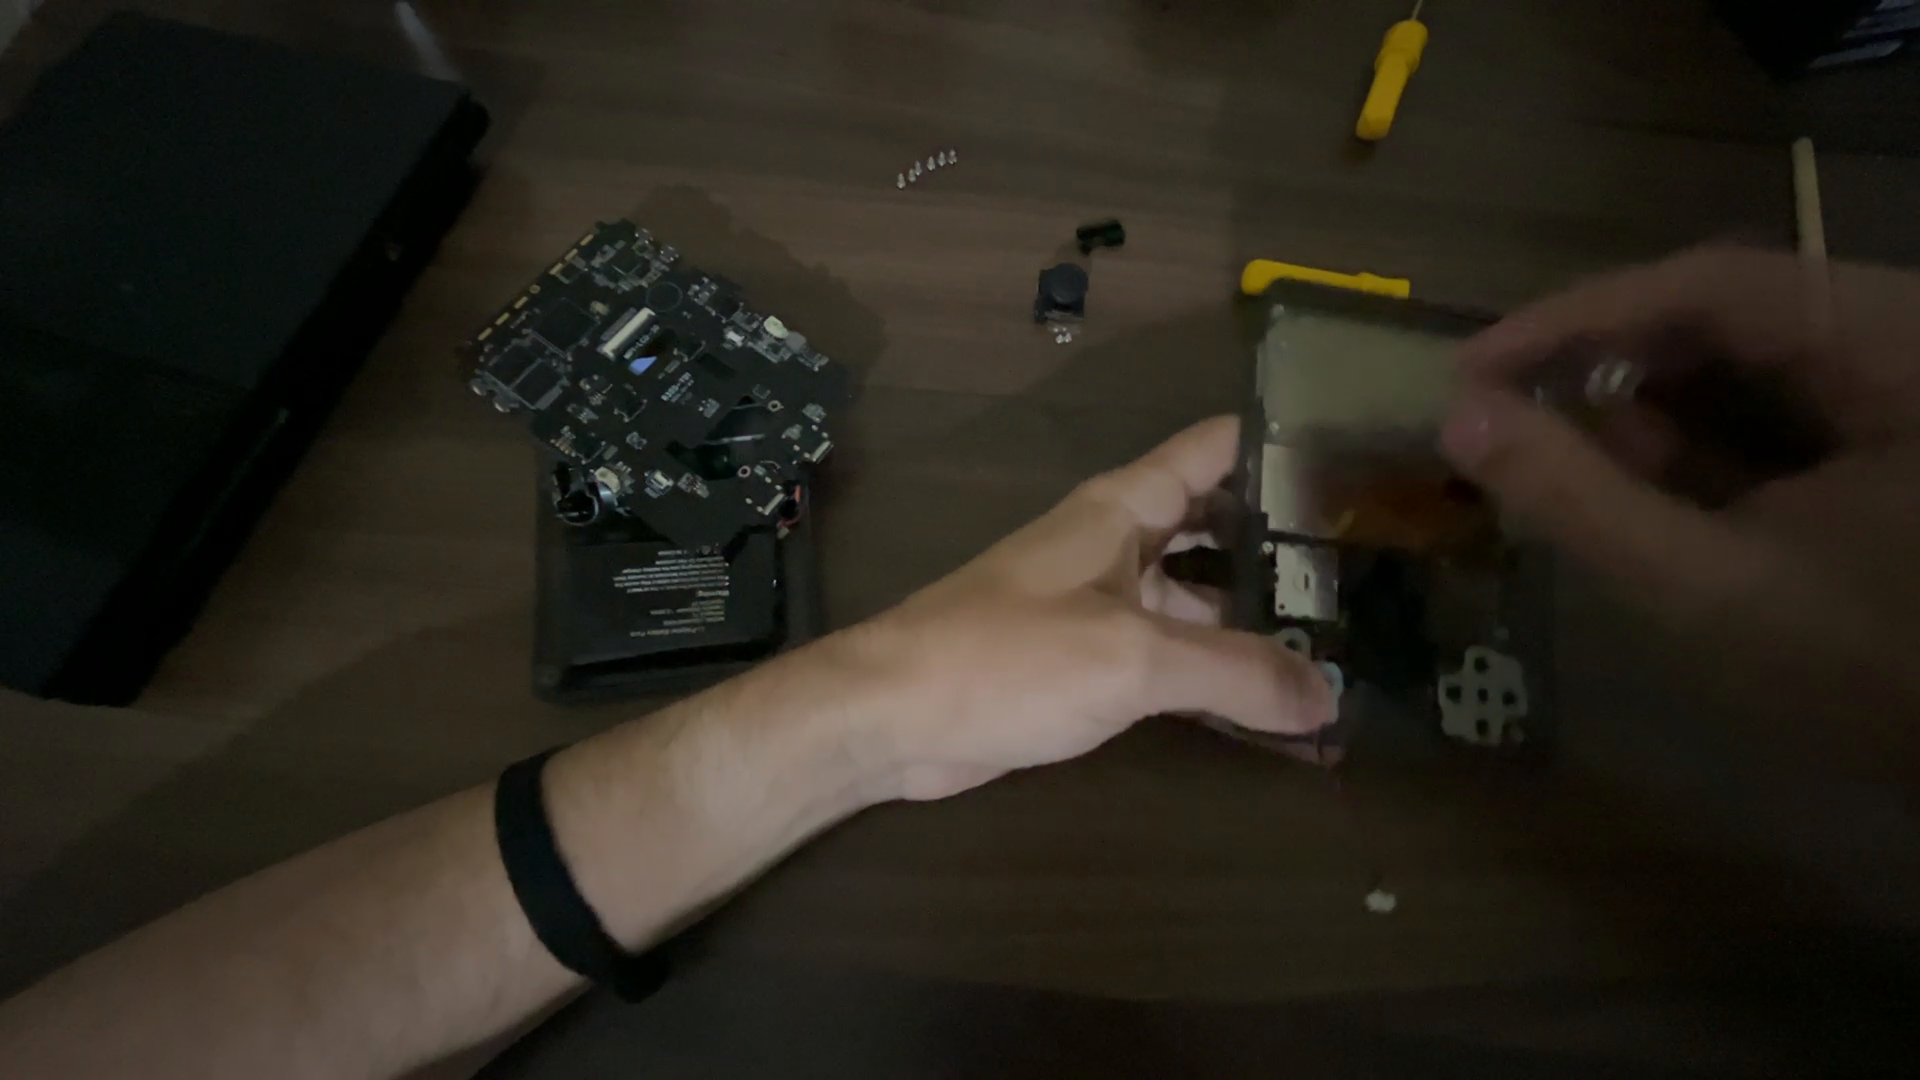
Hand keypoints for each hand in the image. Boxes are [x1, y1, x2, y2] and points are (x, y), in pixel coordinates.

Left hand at [835, 416, 1334, 801]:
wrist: (897, 715)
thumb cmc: (1007, 658)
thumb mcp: (1130, 658)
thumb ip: (1234, 672)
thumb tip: (1327, 697)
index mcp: (1123, 507)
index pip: (1216, 449)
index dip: (1287, 446)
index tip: (1365, 466)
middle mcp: (1115, 543)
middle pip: (1216, 525)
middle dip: (1285, 547)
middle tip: (1378, 576)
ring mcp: (1099, 602)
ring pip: (1194, 596)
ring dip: (1255, 618)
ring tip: (1345, 643)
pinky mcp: (1084, 658)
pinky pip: (1165, 653)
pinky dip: (1213, 671)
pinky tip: (1269, 699)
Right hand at [1438, 247, 1919, 763]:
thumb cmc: (1876, 671)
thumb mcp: (1700, 584)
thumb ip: (1572, 496)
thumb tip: (1457, 418)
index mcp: (1908, 355)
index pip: (1715, 285)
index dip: (1574, 317)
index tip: (1469, 369)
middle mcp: (1918, 348)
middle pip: (1727, 311)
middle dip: (1597, 360)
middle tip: (1498, 409)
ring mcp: (1910, 393)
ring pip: (1742, 357)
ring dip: (1635, 401)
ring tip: (1560, 456)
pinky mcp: (1895, 436)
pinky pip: (1769, 404)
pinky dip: (1683, 436)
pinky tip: (1635, 478)